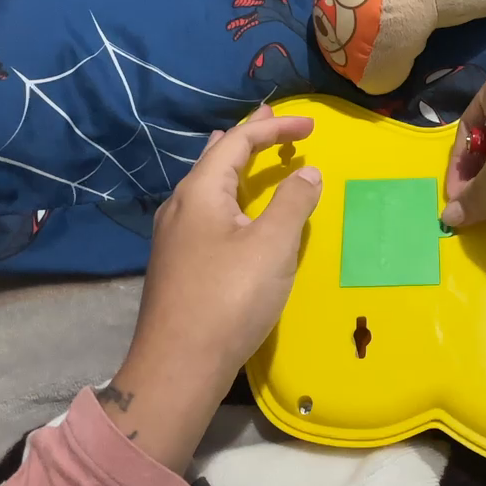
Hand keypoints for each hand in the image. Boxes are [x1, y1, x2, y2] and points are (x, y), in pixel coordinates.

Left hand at [103, 105, 321, 470]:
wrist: (178, 367)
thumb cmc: (229, 298)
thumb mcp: (273, 245)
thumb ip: (294, 202)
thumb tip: (308, 172)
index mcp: (201, 191)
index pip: (238, 142)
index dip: (275, 129)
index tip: (312, 125)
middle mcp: (181, 205)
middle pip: (216, 156)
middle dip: (248, 137)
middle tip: (272, 119)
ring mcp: (174, 235)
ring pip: (207, 183)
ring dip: (235, 163)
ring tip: (246, 150)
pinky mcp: (177, 261)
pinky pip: (206, 207)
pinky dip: (229, 191)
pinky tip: (232, 205)